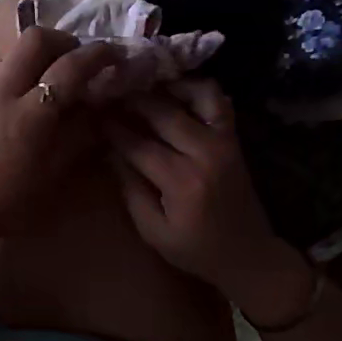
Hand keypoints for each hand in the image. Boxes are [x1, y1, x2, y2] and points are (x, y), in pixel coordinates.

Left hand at [0, 26, 122, 256]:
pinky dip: (25, 66)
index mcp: (30, 114)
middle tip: (81, 59)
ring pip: (17, 49)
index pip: (69, 68)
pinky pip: (4, 66)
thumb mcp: (54, 170)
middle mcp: (4, 91)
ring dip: (44, 51)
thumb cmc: (13, 200)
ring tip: (59, 73)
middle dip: (66, 41)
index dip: (98, 56)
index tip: (116, 55)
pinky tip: (34, 91)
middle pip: (37, 38)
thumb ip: (80, 131)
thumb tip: (102, 105)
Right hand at [105, 80, 314, 323]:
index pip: (138, 144)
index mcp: (181, 182)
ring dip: (167, 87)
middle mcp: (204, 153)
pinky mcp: (234, 139)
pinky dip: (197, 90)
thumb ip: (132, 190)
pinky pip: (218, 101)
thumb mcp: (154, 232)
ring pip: (195, 95)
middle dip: (132, 101)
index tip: (93, 115)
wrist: (248, 254)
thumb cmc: (196, 250)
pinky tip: (175, 91)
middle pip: (163, 112)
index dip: (112, 128)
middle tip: (111, 93)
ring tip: (144, 86)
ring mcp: (224, 142)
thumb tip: (110, 153)